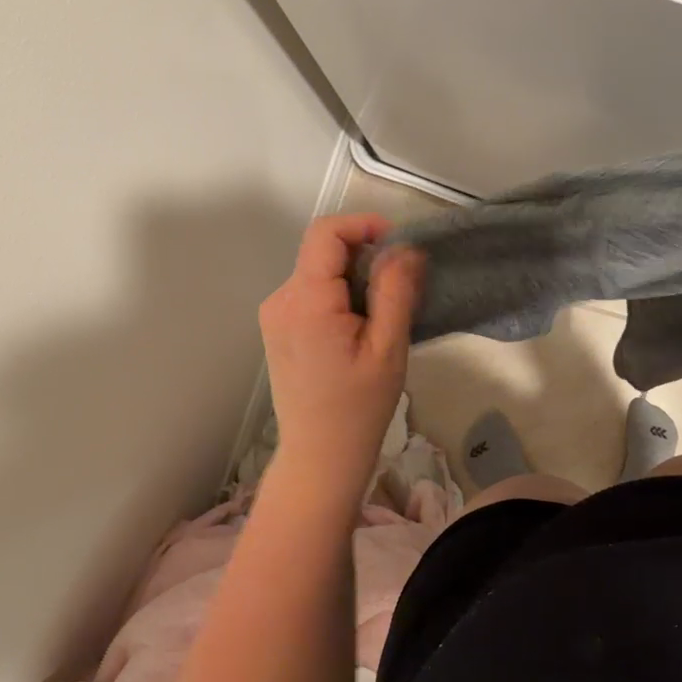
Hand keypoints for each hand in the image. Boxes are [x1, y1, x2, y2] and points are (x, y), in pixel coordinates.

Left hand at [259, 214, 423, 483]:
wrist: (321, 456)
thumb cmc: (359, 406)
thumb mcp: (388, 347)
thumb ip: (395, 290)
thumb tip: (405, 246)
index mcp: (306, 301)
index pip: (326, 234)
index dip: (364, 225)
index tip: (400, 244)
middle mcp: (281, 300)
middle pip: (324, 252)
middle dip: (366, 258)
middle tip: (403, 289)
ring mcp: (276, 315)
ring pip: (321, 273)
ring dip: (356, 280)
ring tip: (385, 316)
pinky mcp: (280, 329)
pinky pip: (314, 294)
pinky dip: (343, 297)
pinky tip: (363, 330)